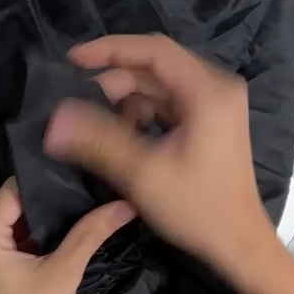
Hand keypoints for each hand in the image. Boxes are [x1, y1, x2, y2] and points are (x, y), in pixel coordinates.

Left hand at [0, 181, 134, 293]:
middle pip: (16, 202)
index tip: (83, 171)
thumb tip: (125, 202)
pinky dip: (40, 234)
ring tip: (87, 201)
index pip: (16, 189)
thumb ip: (91, 233)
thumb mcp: (63, 274)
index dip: (49, 179)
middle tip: (91, 184)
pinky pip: (16, 238)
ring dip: (48, 216)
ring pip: (18, 220)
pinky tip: (72, 228)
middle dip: (52, 196)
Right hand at [44, 35, 280, 279]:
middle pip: (155, 67)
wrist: (238, 244)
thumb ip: (97, 140)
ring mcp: (214, 106)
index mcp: (207, 90)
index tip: (72, 60)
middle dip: (113, 80)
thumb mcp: (141, 173)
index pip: (153, 50)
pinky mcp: (209, 124)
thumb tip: (55, 119)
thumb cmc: (197, 208)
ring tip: (93, 123)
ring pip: (159, 87)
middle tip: (76, 102)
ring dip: (124, 100)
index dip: (109, 49)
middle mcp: (215, 88)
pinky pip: (167, 106)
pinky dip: (140, 114)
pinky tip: (119, 136)